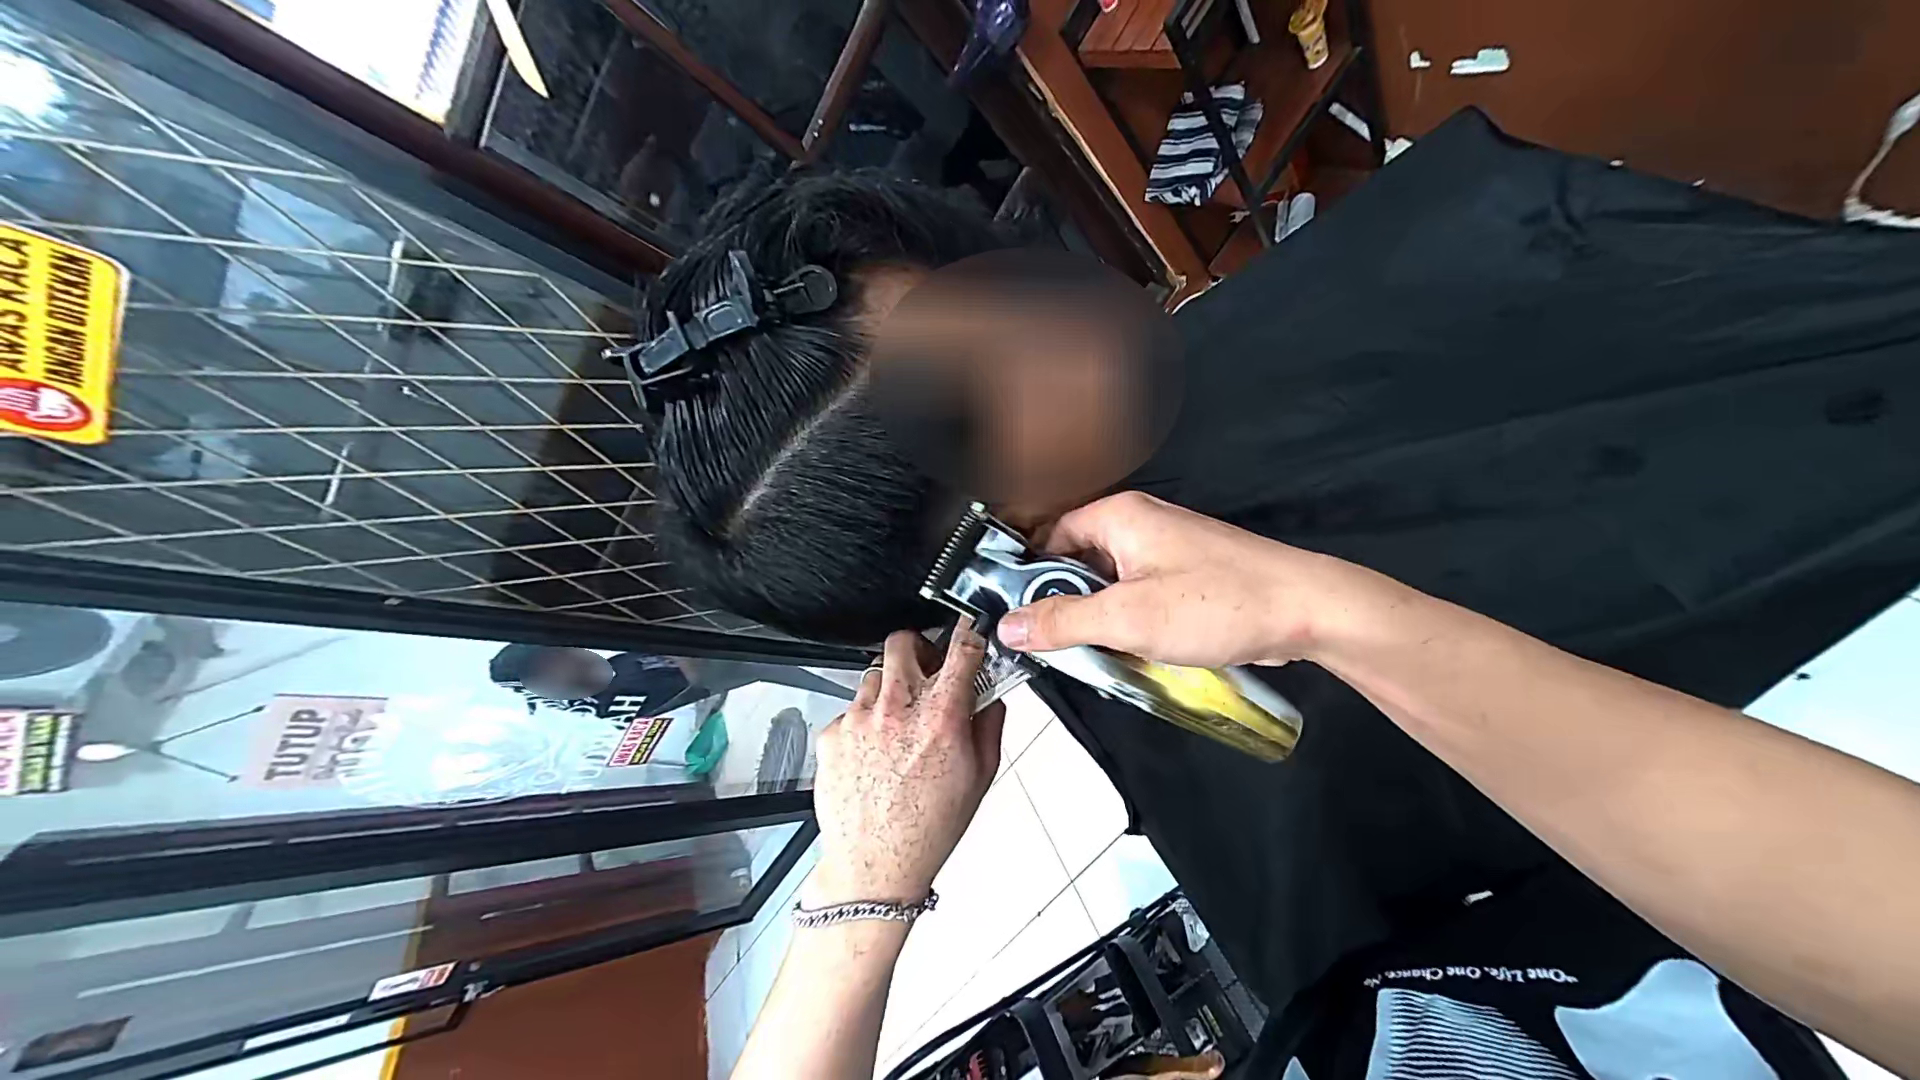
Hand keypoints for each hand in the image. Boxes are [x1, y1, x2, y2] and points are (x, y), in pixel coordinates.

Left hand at [805, 620, 1005, 908]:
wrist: (874, 867)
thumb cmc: (927, 828)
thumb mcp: (980, 777)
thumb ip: (989, 725)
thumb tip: (991, 695)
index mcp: (940, 717)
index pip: (961, 649)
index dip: (970, 634)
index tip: (970, 633)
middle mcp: (897, 709)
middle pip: (903, 641)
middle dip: (919, 647)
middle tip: (926, 667)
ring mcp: (859, 719)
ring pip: (875, 674)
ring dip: (891, 687)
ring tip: (898, 722)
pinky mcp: (833, 733)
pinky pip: (852, 708)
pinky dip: (866, 719)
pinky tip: (875, 749)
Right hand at [995, 491, 1396, 667]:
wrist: (1309, 611)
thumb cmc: (1217, 603)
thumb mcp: (1127, 618)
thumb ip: (1062, 621)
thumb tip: (1008, 626)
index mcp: (1117, 517)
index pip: (1049, 537)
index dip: (1029, 575)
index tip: (1016, 615)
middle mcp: (1137, 524)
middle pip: (1075, 560)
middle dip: (1064, 601)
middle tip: (1054, 641)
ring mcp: (1163, 548)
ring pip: (1106, 581)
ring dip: (1096, 615)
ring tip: (1092, 649)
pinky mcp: (1183, 573)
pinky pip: (1135, 592)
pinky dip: (1125, 618)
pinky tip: (1128, 648)